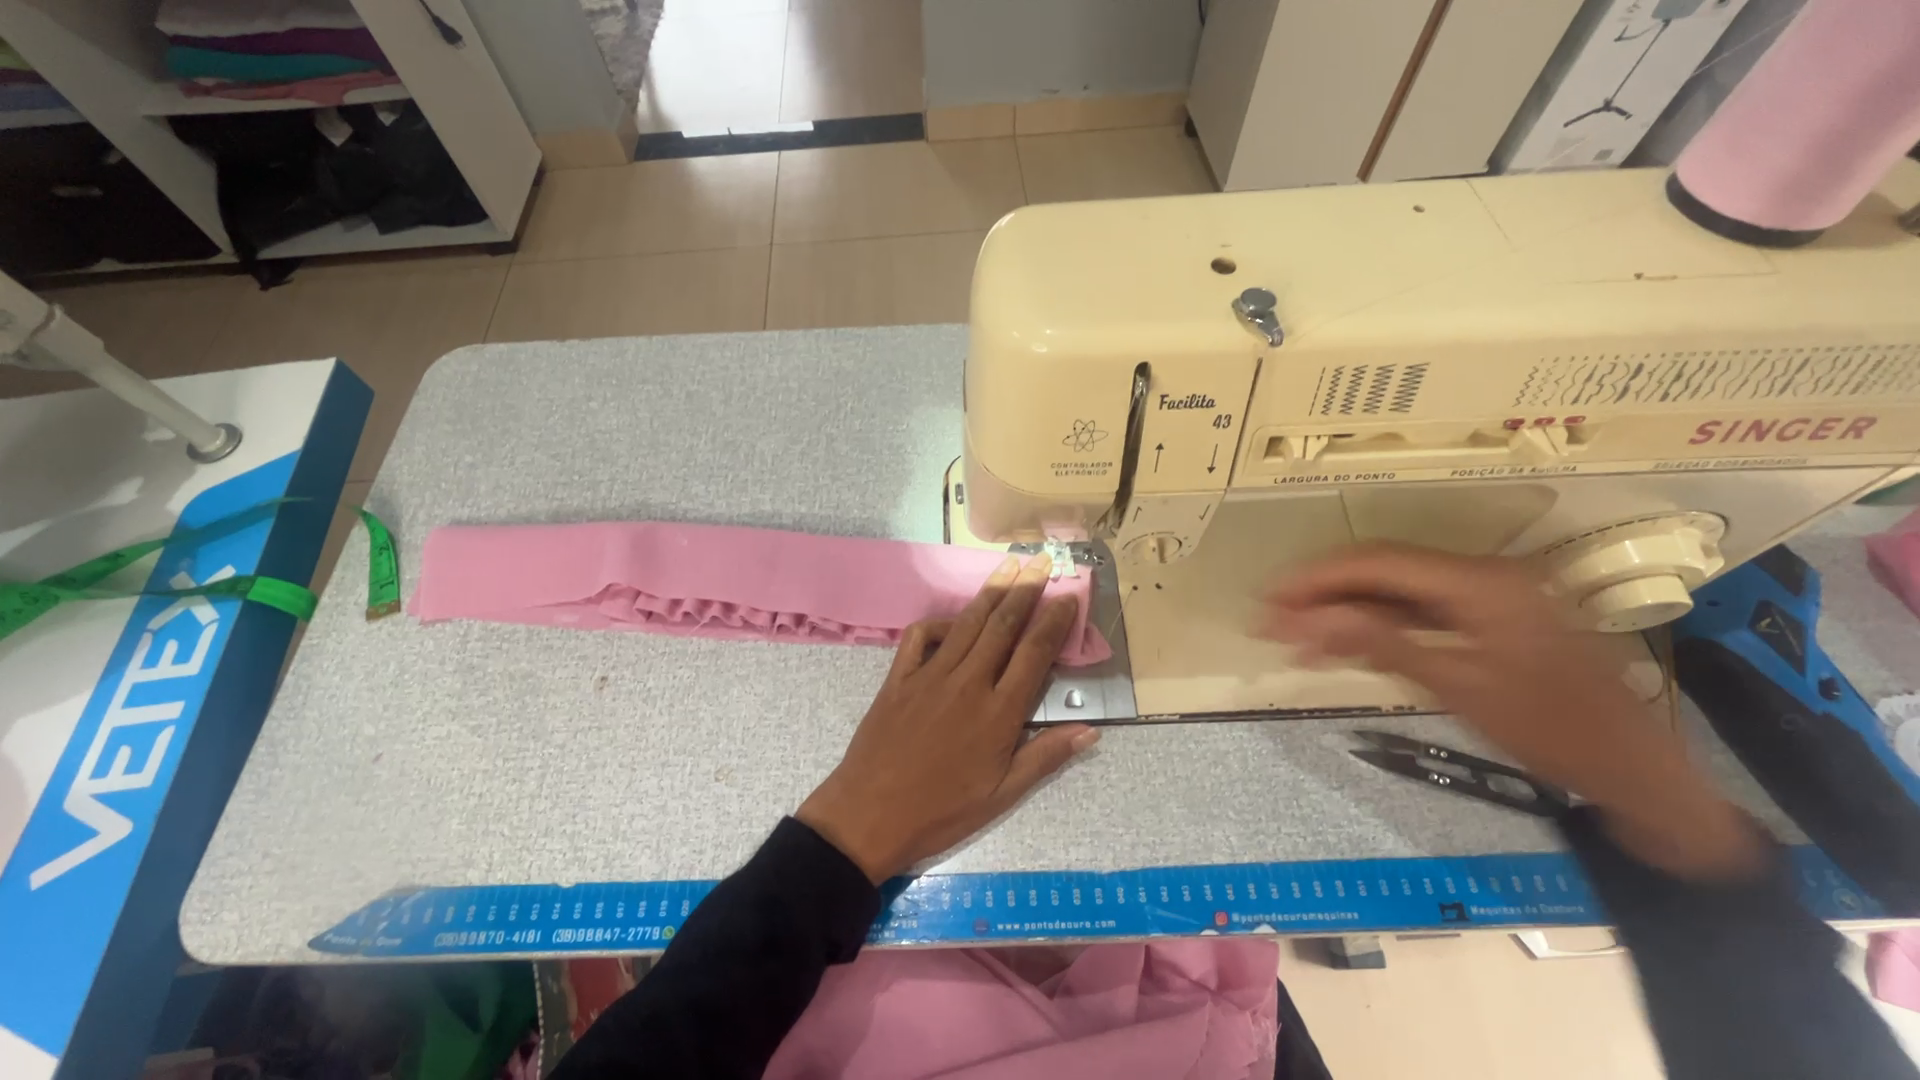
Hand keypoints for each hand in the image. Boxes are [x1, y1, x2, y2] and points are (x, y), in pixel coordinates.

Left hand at [796, 555, 1099, 883]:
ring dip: (991, 592)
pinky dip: (938, 622)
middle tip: (1042, 560)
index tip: (1069, 596)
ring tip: (1009, 566)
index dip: (1055, 622)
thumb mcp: (1002, 795)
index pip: (1035, 654)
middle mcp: (968, 683)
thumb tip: (1091, 731)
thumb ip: (1046, 757)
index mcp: (998, 713)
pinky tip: (952, 620)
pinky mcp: (898, 678)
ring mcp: (930, 676)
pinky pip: (919, 637)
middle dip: (1026, 590)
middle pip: (1003, 625)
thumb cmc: (941, 812)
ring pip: (967, 623)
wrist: (868, 815)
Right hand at [1262, 543, 1765, 879]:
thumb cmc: (1552, 731)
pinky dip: (1375, 629)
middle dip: (1323, 594)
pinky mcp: (1487, 624)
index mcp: (1480, 582)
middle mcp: (1481, 577)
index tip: (1270, 600)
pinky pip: (1417, 615)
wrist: (1635, 773)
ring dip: (1343, 612)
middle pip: (1384, 572)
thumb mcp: (1458, 687)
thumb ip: (1378, 643)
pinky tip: (1339, 647)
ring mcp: (1486, 599)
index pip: (1379, 563)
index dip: (1318, 578)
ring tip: (1291, 638)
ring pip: (1395, 594)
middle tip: (1269, 621)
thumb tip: (1303, 621)